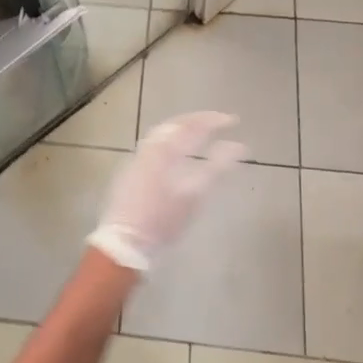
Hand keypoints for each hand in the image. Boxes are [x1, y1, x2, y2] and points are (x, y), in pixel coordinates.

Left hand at [86, 111, 247, 272]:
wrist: (124, 241)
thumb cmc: (163, 220)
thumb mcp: (195, 195)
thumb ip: (217, 167)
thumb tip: (239, 146)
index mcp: (164, 149)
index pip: (192, 125)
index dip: (214, 120)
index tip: (233, 120)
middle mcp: (148, 147)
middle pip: (174, 125)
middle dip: (197, 121)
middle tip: (216, 123)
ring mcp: (136, 158)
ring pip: (161, 134)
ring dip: (182, 130)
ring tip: (199, 134)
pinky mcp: (130, 171)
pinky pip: (153, 146)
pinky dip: (170, 142)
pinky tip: (177, 154)